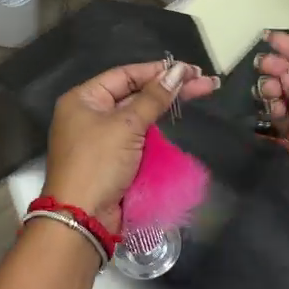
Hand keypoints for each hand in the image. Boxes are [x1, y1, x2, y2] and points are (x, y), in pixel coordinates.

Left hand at [44, 60, 216, 231]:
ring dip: (166, 107)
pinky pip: (139, 136)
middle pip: (135, 93)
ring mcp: (102, 137)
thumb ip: (154, 98)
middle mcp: (91, 114)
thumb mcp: (126, 126)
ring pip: (140, 115)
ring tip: (200, 94)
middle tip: (205, 82)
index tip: (189, 70)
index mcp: (84, 99)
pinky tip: (178, 119)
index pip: (126, 75)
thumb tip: (177, 72)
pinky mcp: (114, 158)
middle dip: (169, 88)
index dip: (158, 71)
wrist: (82, 218)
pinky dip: (158, 129)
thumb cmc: (98, 164)